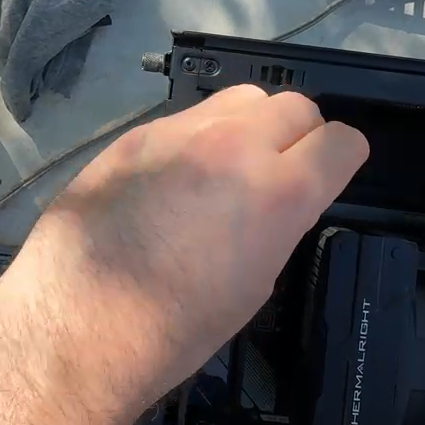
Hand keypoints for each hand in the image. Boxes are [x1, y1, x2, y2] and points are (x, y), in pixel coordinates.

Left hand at [0, 85, 368, 408]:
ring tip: (231, 162)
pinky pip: (190, 115)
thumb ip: (279, 221)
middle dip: (302, 134)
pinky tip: (176, 175)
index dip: (345, 157)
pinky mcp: (139, 133)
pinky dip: (200, 135)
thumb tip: (279, 196)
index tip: (334, 169)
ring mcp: (183, 132)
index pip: (342, 141)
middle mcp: (238, 146)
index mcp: (279, 192)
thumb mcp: (255, 281)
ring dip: (253, 124)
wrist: (80, 322)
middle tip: (282, 168)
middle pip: (297, 106)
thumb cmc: (176, 326)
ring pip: (244, 98)